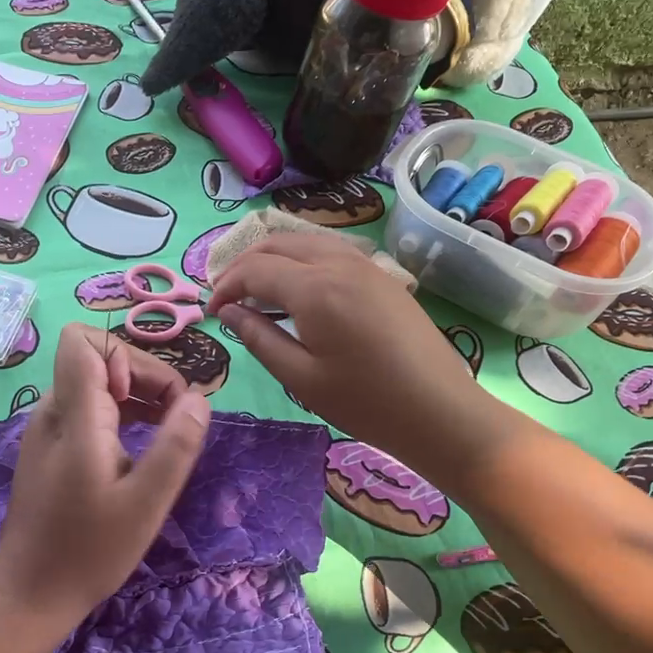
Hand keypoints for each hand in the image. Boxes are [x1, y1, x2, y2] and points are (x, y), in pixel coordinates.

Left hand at [0, 324, 209, 615]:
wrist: (29, 592)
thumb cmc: (88, 551)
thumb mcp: (145, 503)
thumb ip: (176, 446)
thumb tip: (200, 398)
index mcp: (73, 416)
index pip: (81, 340)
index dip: (124, 354)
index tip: (149, 400)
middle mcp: (54, 413)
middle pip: (96, 358)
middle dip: (143, 376)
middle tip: (176, 418)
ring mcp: (48, 432)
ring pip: (94, 385)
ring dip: (135, 396)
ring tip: (168, 431)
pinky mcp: (51, 452)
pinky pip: (87, 412)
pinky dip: (119, 416)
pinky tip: (141, 448)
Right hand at [208, 232, 477, 462]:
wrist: (440, 411)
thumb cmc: (365, 402)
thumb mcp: (301, 378)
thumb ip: (259, 338)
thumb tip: (230, 312)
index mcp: (314, 289)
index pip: (254, 269)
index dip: (225, 286)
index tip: (212, 313)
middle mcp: (339, 264)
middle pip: (278, 242)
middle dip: (245, 264)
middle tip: (228, 297)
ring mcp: (366, 266)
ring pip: (306, 241)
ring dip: (274, 258)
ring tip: (258, 292)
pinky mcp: (383, 277)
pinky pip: (332, 251)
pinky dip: (303, 261)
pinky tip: (300, 292)